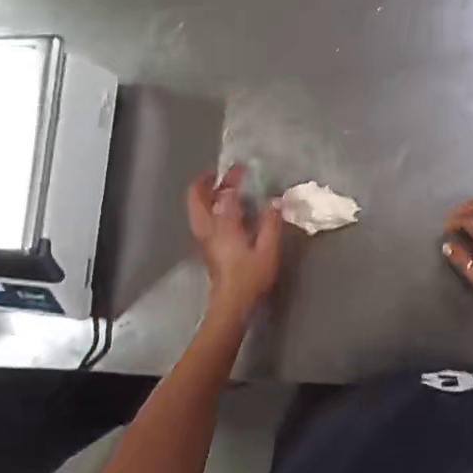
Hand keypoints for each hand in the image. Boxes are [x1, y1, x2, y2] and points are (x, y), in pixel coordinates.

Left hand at [188, 165, 283, 325]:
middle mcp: (208, 228)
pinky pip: (201, 218)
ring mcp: (203, 238)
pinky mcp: (206, 248)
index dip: (232, 179)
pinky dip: (207, 207)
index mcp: (223, 225)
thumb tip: (275, 201)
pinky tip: (224, 210)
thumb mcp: (268, 250)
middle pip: (197, 197)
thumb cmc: (250, 278)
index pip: (224, 194)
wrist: (231, 304)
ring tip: (220, 187)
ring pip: (196, 208)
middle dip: (206, 182)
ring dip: (205, 194)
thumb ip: (271, 224)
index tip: (242, 168)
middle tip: (219, 173)